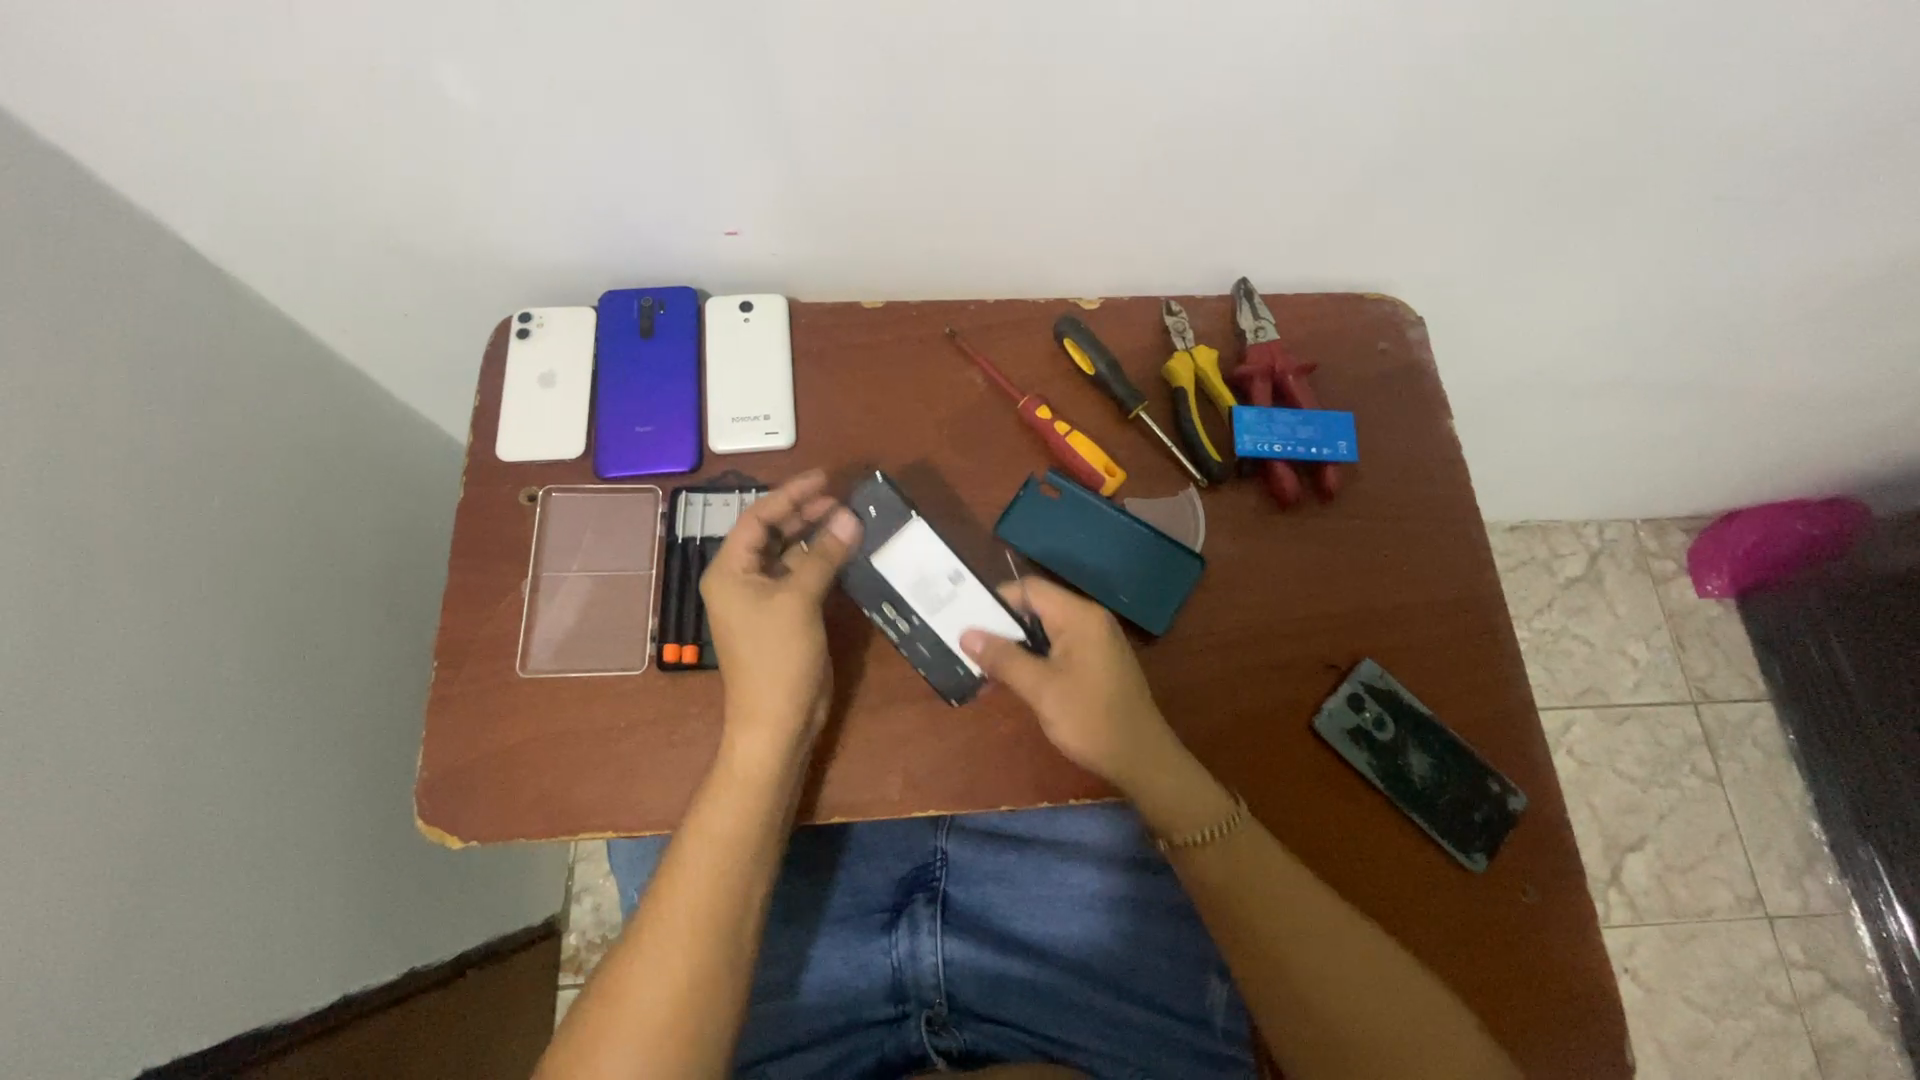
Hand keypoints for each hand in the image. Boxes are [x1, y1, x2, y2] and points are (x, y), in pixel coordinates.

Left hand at [700, 470, 862, 762]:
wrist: (777, 720)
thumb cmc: (777, 657)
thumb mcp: (799, 600)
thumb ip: (823, 555)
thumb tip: (850, 516)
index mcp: (729, 570)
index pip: (757, 518)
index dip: (790, 494)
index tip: (825, 478)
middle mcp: (741, 579)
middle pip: (772, 533)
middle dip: (805, 513)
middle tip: (842, 498)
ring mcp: (762, 599)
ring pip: (789, 555)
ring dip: (816, 537)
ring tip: (848, 519)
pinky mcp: (784, 616)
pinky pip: (801, 577)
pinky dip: (821, 562)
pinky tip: (845, 551)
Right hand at [961, 578, 1177, 790]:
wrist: (1141, 759)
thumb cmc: (1091, 719)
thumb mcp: (1041, 689)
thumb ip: (1003, 658)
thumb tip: (967, 635)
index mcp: (1079, 616)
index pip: (1028, 589)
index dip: (995, 601)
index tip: (966, 623)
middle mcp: (1088, 620)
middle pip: (1035, 608)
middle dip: (1000, 627)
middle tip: (966, 648)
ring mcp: (1094, 642)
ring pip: (1043, 631)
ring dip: (1014, 647)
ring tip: (981, 669)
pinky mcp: (1095, 663)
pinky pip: (1057, 648)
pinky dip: (1032, 659)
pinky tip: (1011, 681)